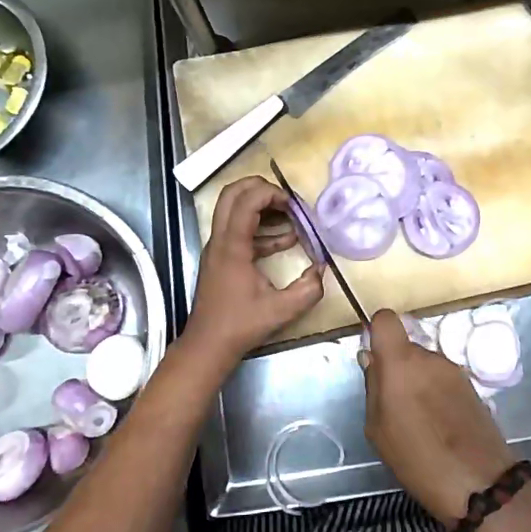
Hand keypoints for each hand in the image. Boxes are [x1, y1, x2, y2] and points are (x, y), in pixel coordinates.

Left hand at [183, 177, 324, 359]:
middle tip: (287, 200)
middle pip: (232, 193)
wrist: (209, 343)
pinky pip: (238, 229)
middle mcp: (220, 240)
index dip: (271, 194)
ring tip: (291, 218)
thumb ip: (308, 289)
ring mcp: (217, 247)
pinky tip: (285, 241)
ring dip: (261, 207)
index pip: (246, 201)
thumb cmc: (241, 326)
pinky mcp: (220, 257)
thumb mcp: (282, 310)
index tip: (294, 206)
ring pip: (233, 209)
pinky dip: (260, 227)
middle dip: (260, 188)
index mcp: (231, 246)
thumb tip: (321, 269)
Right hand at [363, 310, 515, 522]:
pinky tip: (437, 425)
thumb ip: (373, 386)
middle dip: (396, 366)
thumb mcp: (377, 427)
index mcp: (401, 362)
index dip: (377, 332)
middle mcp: (430, 357)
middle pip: (406, 347)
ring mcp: (454, 371)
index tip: (374, 357)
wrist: (479, 485)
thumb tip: (372, 360)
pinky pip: (442, 380)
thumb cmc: (416, 457)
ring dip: (417, 382)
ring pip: (425, 365)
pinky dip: (435, 394)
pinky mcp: (472, 388)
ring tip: (417, 419)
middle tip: (393, 402)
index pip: (387, 320)